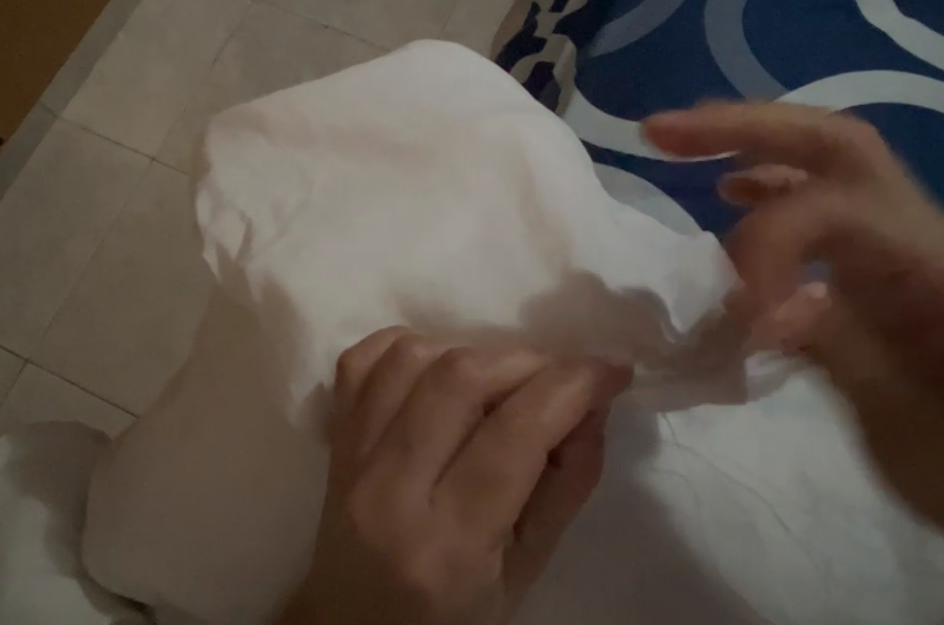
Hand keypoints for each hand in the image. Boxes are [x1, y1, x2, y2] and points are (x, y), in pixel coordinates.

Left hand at [276, 330, 630, 624]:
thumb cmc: (453, 616)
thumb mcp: (526, 572)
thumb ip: (566, 486)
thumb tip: (594, 402)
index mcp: (447, 546)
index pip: (514, 435)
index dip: (572, 386)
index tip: (611, 370)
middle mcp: (390, 492)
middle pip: (459, 380)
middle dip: (527, 360)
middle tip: (561, 374)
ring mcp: (351, 458)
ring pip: (412, 357)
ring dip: (472, 349)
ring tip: (502, 375)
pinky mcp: (333, 435)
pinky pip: (364, 358)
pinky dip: (410, 345)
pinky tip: (439, 366)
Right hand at [645, 102, 943, 624]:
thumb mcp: (911, 433)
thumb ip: (837, 351)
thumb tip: (762, 306)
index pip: (840, 210)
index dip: (769, 241)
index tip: (738, 308)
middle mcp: (935, 236)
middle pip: (837, 142)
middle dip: (745, 128)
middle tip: (661, 132)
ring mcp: (918, 242)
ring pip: (832, 157)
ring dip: (753, 143)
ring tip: (678, 145)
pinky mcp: (899, 261)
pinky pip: (832, 199)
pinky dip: (775, 186)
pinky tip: (734, 194)